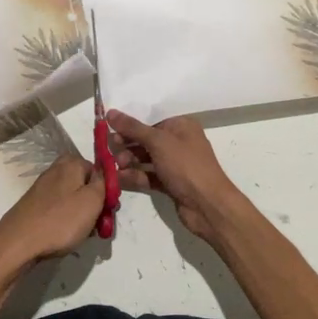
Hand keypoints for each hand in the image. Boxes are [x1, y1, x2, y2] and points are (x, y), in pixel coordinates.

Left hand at [0, 156, 104, 276]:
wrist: (19, 242)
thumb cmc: (61, 220)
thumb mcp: (92, 200)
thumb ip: (103, 183)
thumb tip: (104, 172)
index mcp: (71, 163)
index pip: (99, 171)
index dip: (107, 191)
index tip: (109, 211)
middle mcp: (56, 169)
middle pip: (85, 184)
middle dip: (95, 204)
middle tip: (98, 226)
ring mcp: (44, 186)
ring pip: (73, 198)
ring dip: (82, 215)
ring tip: (83, 234)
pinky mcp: (36, 203)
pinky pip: (60, 208)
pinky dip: (67, 220)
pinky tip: (67, 235)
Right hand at [108, 111, 248, 240]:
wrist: (208, 206)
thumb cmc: (186, 166)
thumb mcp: (158, 142)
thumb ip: (133, 128)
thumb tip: (110, 112)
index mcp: (181, 125)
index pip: (151, 116)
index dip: (130, 118)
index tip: (109, 122)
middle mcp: (178, 141)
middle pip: (146, 137)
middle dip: (127, 141)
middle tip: (112, 146)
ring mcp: (174, 163)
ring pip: (145, 157)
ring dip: (129, 159)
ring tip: (118, 164)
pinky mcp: (169, 182)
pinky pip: (148, 175)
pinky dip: (135, 175)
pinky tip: (121, 178)